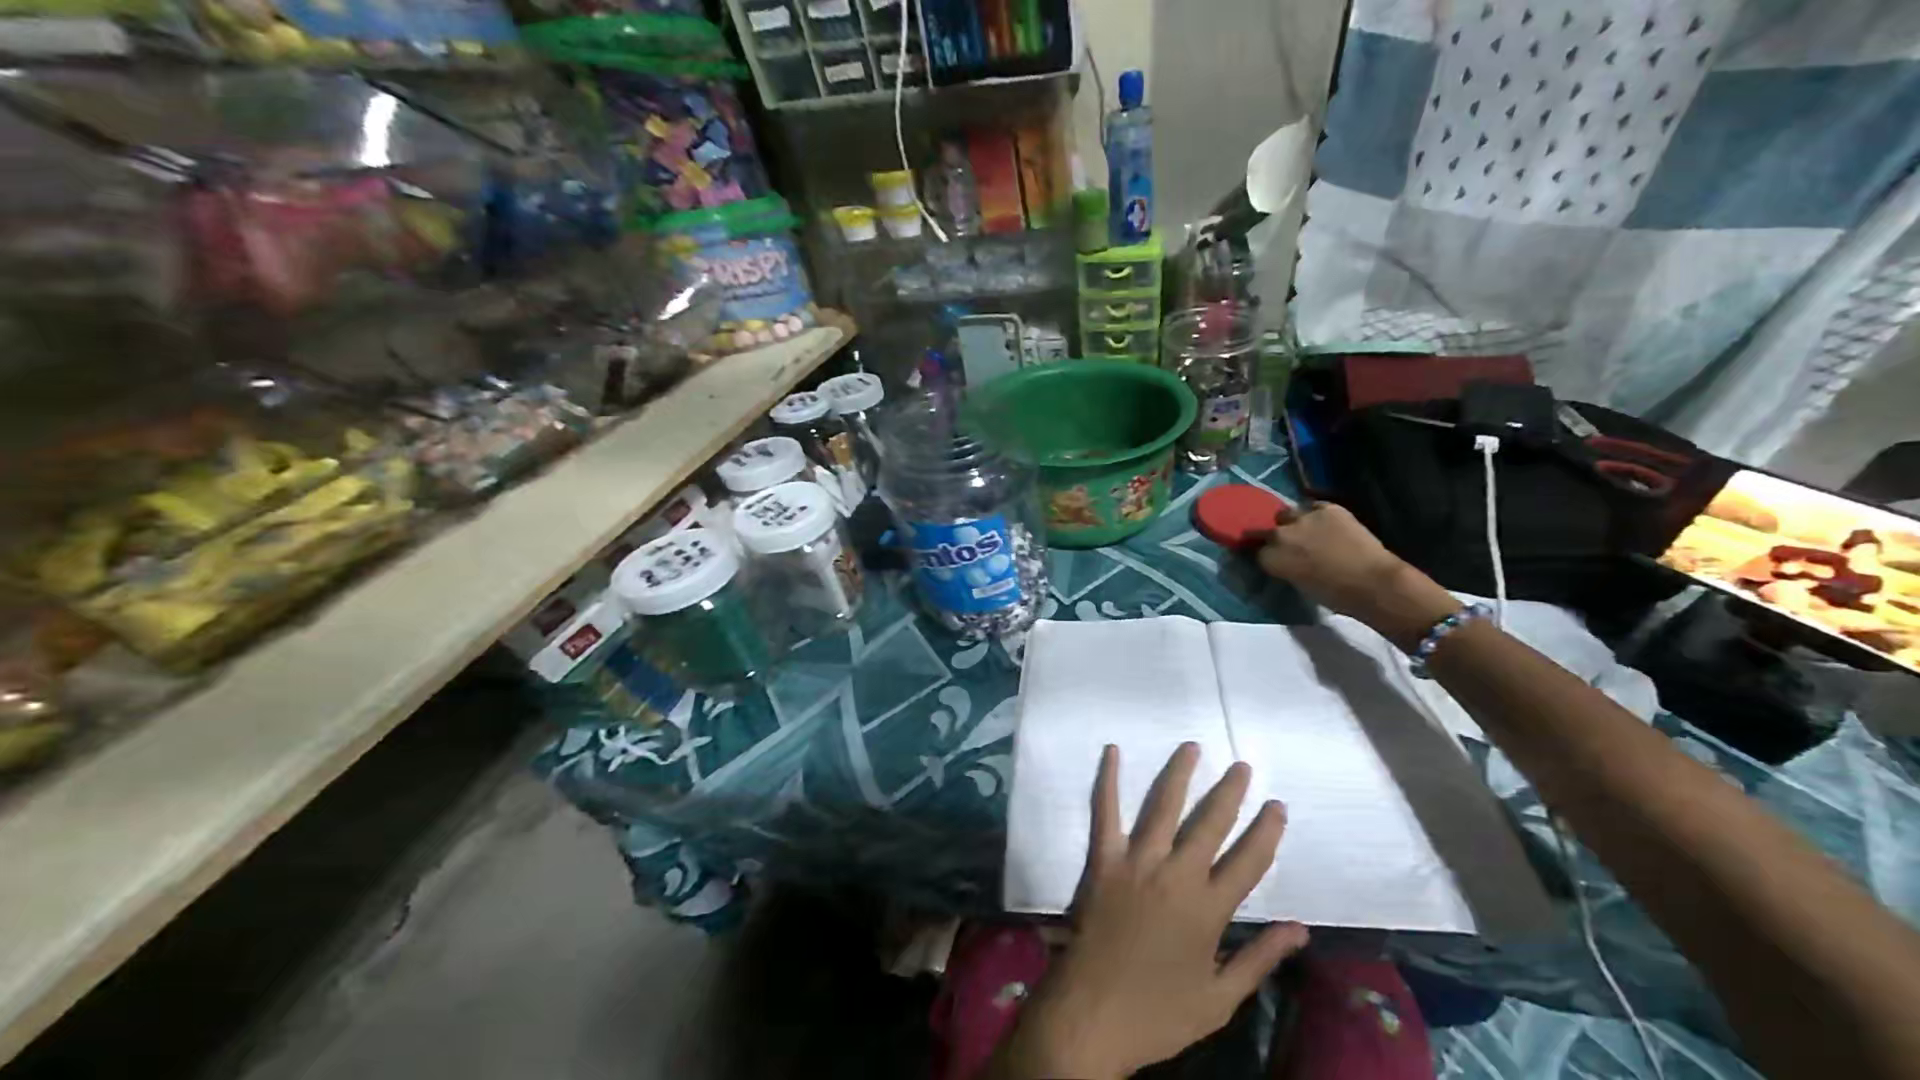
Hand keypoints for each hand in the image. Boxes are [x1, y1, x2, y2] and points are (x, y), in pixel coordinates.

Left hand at [993, 744, 1307, 1079]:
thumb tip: (1300, 929)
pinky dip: (1108, 780)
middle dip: (1229, 792)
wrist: (1091, 1015)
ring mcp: (1137, 863)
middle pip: (1210, 824)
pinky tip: (1112, 751)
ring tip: (1192, 747)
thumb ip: (1259, 958)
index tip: (1277, 805)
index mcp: (1210, 910)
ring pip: (1163, 807)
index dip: (1266, 831)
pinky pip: (1105, 813)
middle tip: (1242, 765)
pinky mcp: (1102, 861)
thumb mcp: (1220, 998)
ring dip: (1179, 774)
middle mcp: (1177, 876)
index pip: (1248, 861)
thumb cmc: (1158, 1013)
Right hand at [1255, 503, 1459, 649]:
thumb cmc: (1335, 595)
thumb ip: (1285, 568)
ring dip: (1293, 521)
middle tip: (1290, 545)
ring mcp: (1304, 518)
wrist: (1372, 582)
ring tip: (1307, 530)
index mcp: (1270, 559)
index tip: (1275, 559)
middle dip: (1275, 536)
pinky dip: (1318, 514)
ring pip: (1288, 513)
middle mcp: (1280, 535)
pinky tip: (1327, 523)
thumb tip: (1286, 561)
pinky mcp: (1327, 508)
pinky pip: (1314, 506)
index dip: (1267, 554)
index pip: (1257, 551)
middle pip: (1267, 530)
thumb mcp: (1298, 585)